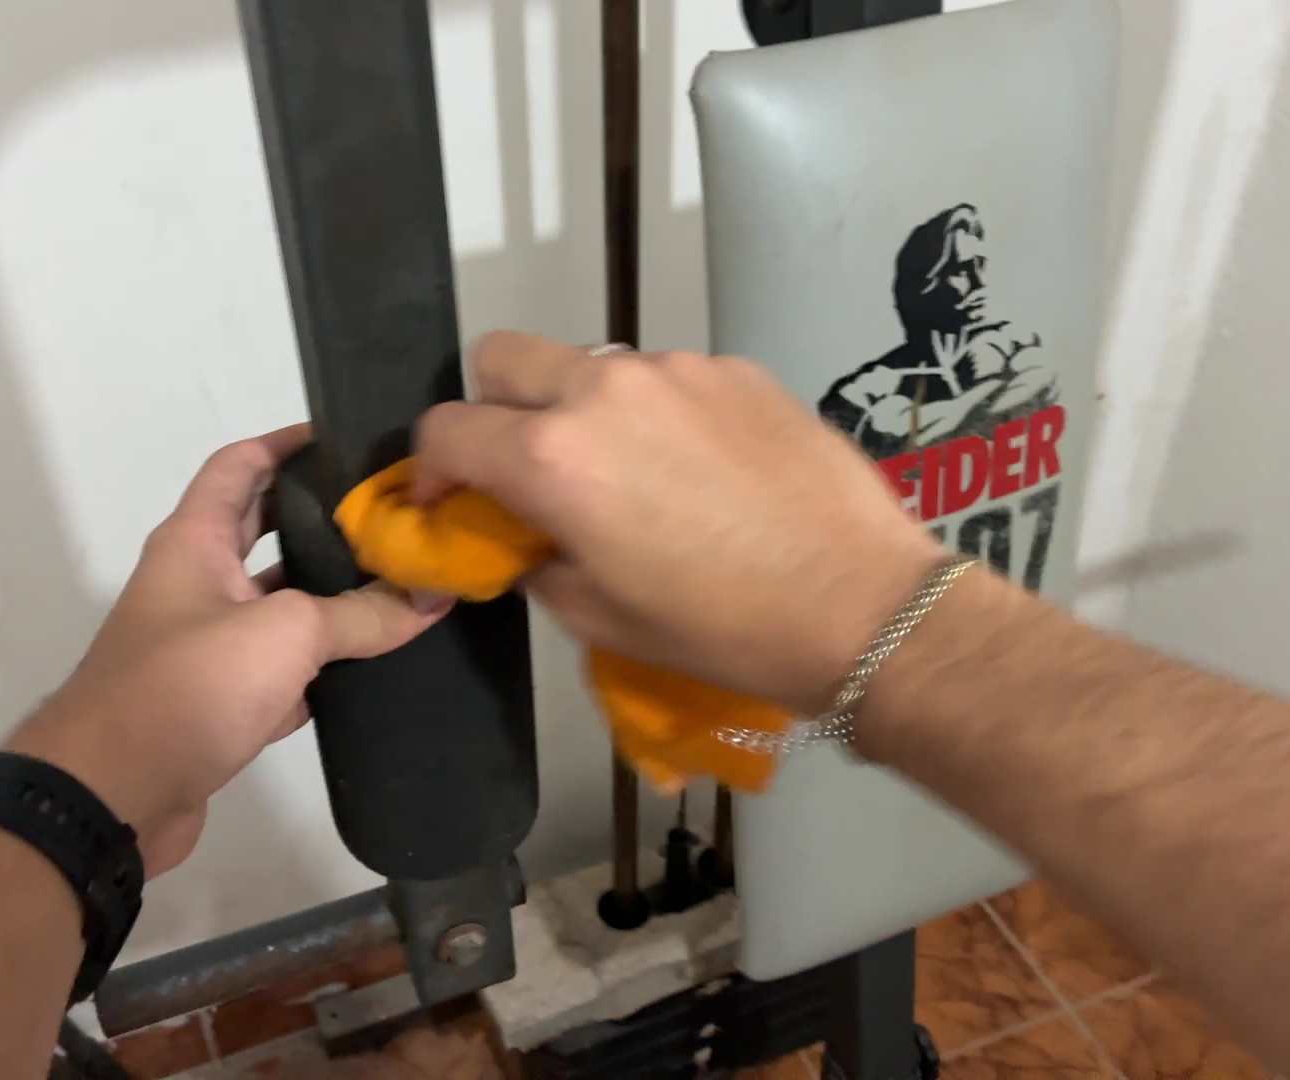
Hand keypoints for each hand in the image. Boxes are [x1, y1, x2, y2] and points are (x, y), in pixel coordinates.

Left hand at [7, 424, 449, 876]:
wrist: (108, 800)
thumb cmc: (187, 685)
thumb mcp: (285, 633)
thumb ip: (363, 613)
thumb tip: (434, 597)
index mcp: (196, 543)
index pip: (241, 466)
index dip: (286, 443)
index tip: (343, 438)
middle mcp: (199, 584)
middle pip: (266, 532)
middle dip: (322, 517)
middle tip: (389, 511)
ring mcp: (210, 645)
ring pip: (281, 603)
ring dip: (331, 594)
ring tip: (397, 580)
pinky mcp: (223, 701)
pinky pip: (285, 667)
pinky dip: (324, 663)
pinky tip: (375, 661)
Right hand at [413, 332, 941, 714]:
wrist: (860, 606)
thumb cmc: (718, 629)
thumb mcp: (596, 616)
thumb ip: (535, 560)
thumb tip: (523, 537)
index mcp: (554, 459)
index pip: (446, 429)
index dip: (429, 467)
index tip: (446, 497)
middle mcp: (603, 390)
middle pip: (500, 355)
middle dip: (491, 407)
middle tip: (525, 465)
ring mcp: (674, 368)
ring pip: (586, 364)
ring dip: (578, 409)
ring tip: (629, 471)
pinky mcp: (733, 366)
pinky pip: (661, 375)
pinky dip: (651, 411)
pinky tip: (697, 463)